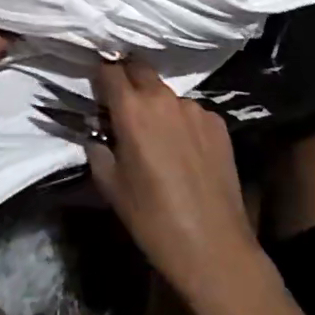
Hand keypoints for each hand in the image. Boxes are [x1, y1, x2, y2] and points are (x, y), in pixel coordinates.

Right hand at [88, 59, 314, 314]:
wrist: (213, 246)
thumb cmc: (152, 219)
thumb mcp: (111, 187)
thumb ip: (98, 149)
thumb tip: (97, 133)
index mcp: (132, 110)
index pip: (109, 70)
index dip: (100, 75)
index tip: (96, 86)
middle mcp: (163, 99)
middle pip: (140, 69)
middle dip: (127, 78)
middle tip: (122, 103)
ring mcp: (194, 108)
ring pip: (167, 93)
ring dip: (156, 104)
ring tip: (157, 135)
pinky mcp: (218, 122)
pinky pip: (191, 112)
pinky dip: (181, 122)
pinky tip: (184, 151)